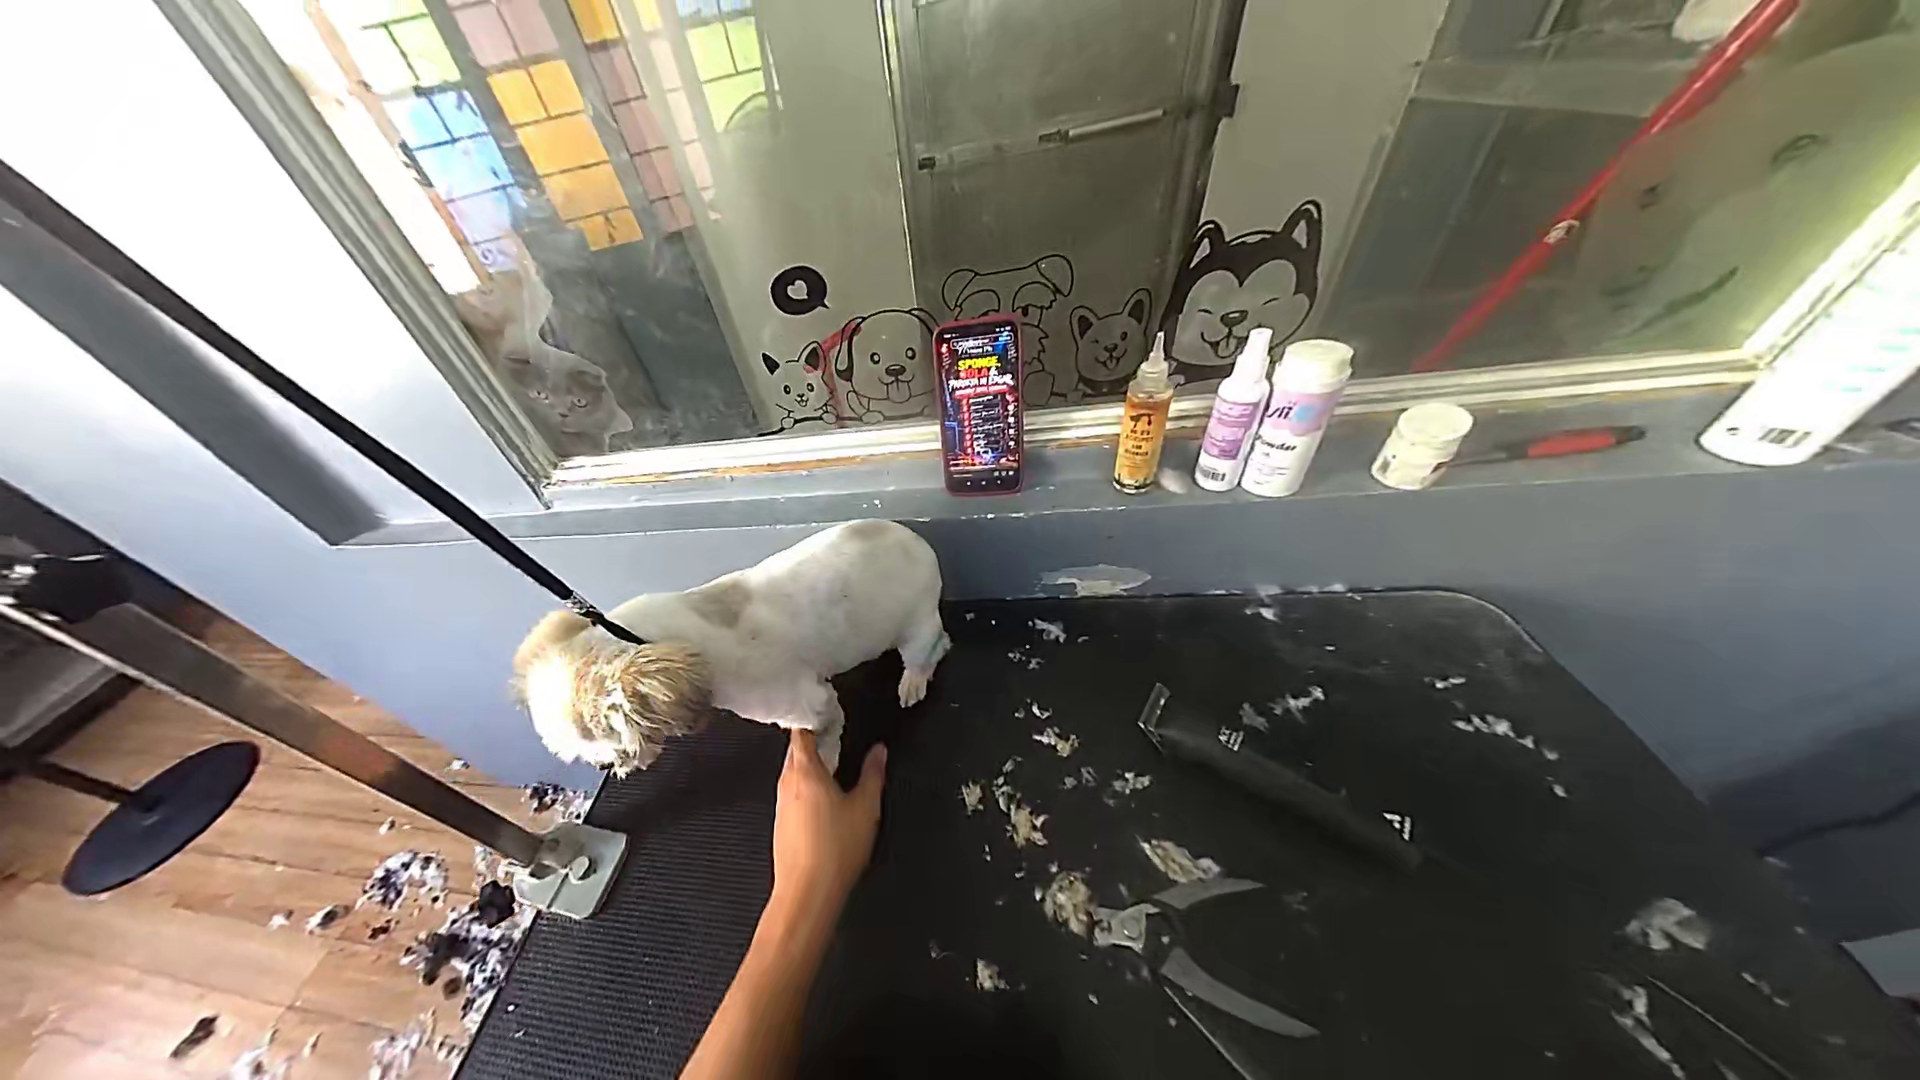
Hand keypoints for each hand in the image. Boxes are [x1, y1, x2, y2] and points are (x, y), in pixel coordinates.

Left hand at [771, 730, 886, 919]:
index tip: (826, 711)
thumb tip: (878, 751)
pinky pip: (792, 792)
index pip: (801, 732)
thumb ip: (873, 773)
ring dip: (809, 763)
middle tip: (834, 733)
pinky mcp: (781, 824)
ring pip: (792, 772)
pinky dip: (805, 785)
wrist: (806, 894)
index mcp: (805, 770)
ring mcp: (781, 804)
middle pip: (795, 750)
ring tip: (833, 761)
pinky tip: (823, 796)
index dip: (813, 718)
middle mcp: (787, 783)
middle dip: (812, 740)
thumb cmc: (835, 848)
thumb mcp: (866, 806)